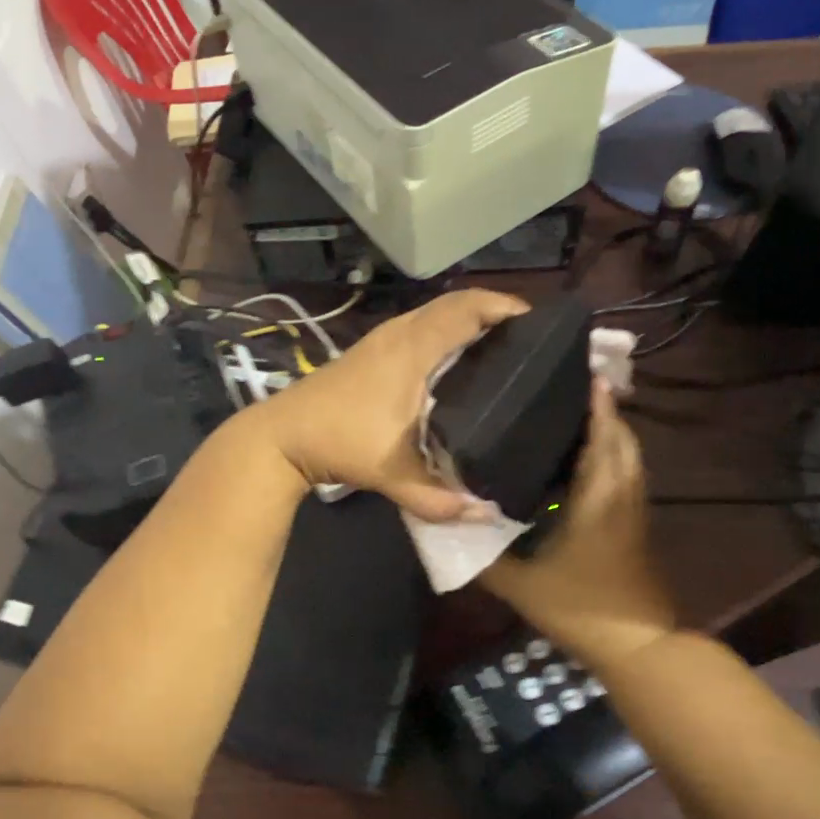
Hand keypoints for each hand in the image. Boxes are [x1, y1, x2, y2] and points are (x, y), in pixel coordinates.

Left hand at [246, 288, 529, 521]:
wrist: (281, 436)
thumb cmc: (338, 442)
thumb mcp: (392, 475)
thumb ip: (441, 498)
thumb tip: (488, 514)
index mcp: (411, 349)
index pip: (465, 308)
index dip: (503, 307)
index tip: (538, 324)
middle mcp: (399, 333)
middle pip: (455, 304)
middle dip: (494, 313)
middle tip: (529, 341)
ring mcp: (381, 339)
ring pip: (435, 314)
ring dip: (468, 322)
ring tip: (503, 350)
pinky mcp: (370, 351)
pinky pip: (420, 328)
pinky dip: (446, 333)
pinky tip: (459, 364)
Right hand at [480, 379, 673, 669]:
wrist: (638, 647)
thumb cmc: (580, 606)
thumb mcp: (519, 584)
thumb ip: (481, 553)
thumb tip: (443, 525)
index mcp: (599, 496)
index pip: (603, 436)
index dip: (596, 404)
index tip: (579, 372)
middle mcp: (622, 494)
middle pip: (622, 439)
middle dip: (602, 410)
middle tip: (566, 390)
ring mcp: (633, 510)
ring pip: (629, 457)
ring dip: (609, 432)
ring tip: (569, 417)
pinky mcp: (635, 526)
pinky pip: (626, 474)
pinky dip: (611, 455)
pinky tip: (580, 462)